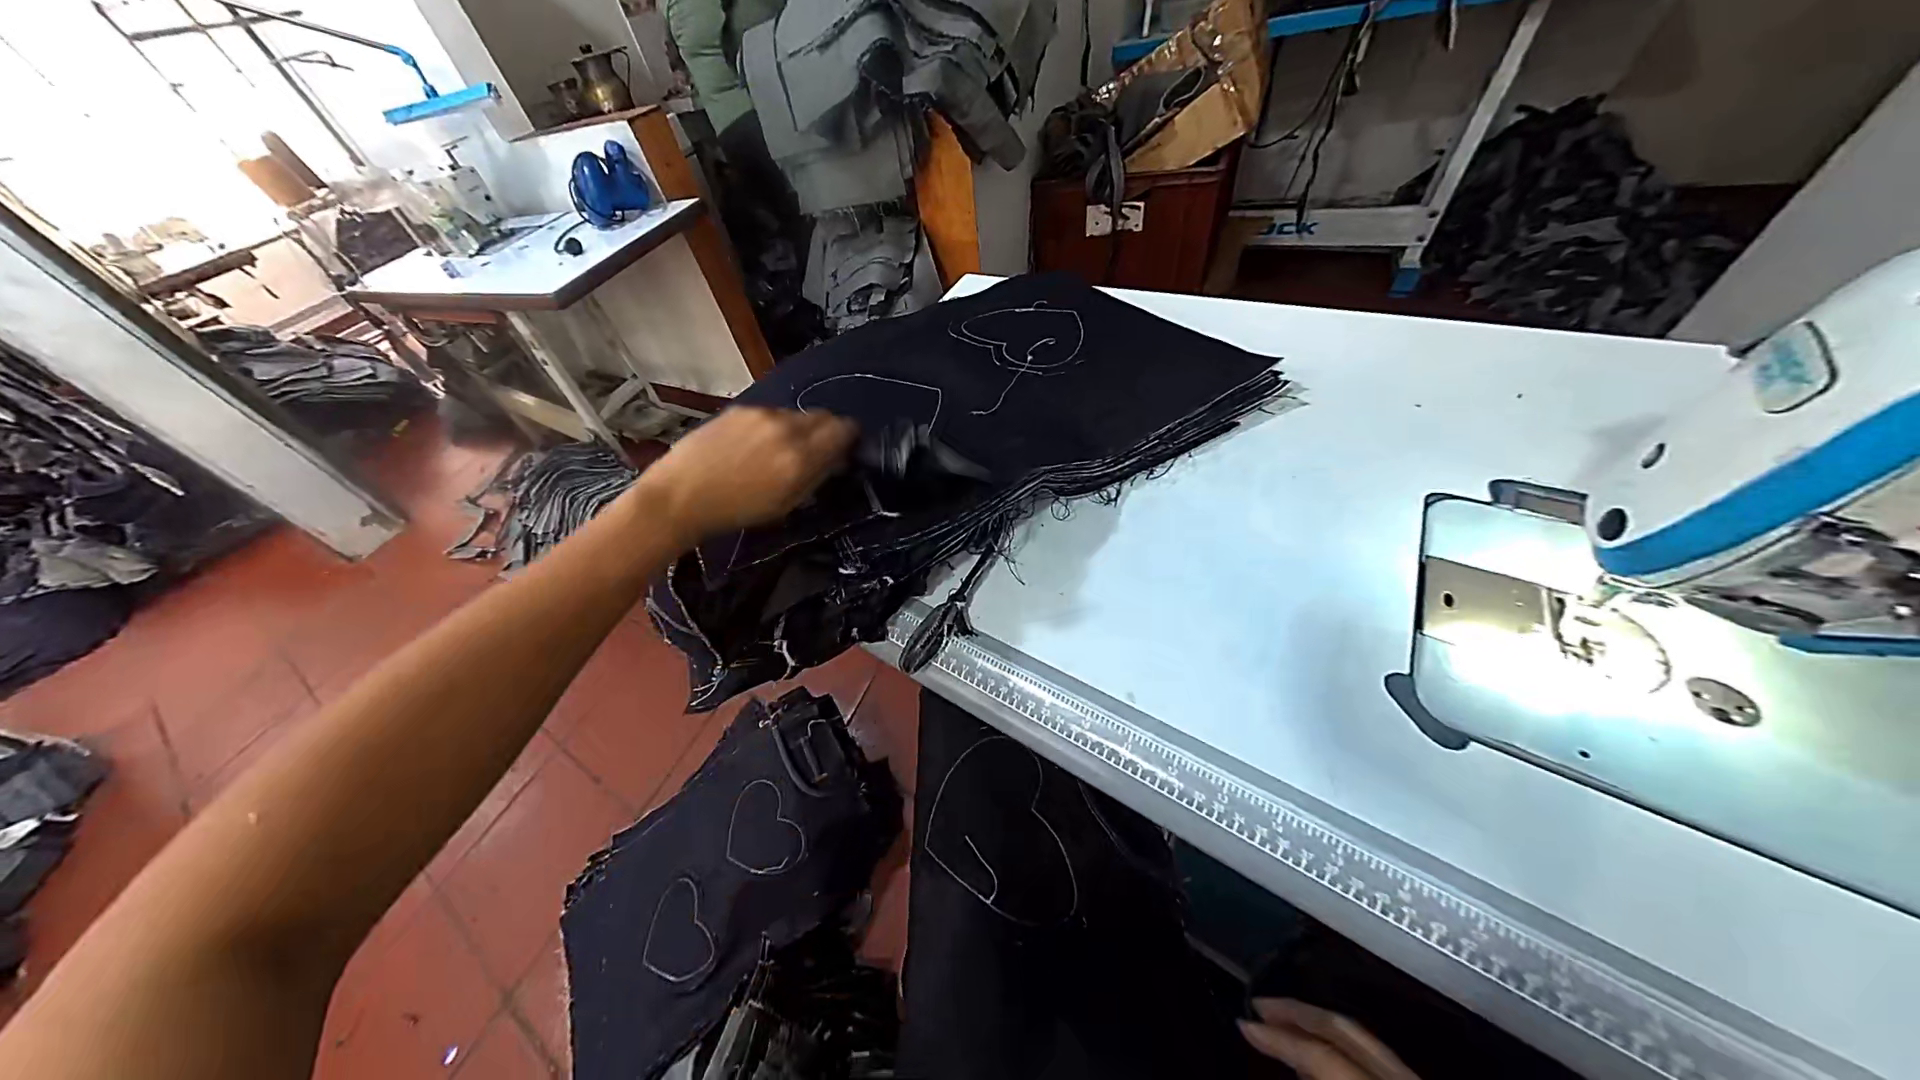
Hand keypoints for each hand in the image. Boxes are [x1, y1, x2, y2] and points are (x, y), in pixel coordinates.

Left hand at [633, 406, 857, 544]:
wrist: (679, 496)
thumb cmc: (736, 511)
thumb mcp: (785, 505)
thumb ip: (817, 478)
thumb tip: (838, 460)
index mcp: (800, 457)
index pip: (844, 429)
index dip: (849, 437)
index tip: (844, 449)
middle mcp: (785, 428)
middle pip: (823, 416)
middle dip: (826, 431)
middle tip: (816, 451)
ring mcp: (761, 414)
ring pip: (796, 414)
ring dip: (798, 429)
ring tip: (779, 451)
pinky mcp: (739, 408)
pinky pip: (770, 413)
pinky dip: (773, 426)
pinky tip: (754, 445)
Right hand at [1240, 998, 1419, 1079]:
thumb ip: (1316, 1073)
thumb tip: (1288, 1062)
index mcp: (1378, 1079)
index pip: (1321, 1052)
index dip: (1278, 1036)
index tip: (1244, 1024)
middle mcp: (1400, 1074)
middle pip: (1343, 1028)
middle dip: (1297, 1012)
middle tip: (1260, 1005)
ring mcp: (1414, 1077)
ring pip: (1363, 1038)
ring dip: (1319, 1025)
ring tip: (1285, 1025)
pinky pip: (1377, 1057)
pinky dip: (1345, 1046)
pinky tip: (1326, 1056)